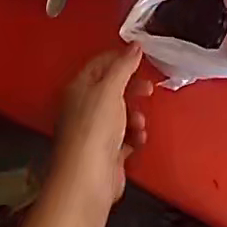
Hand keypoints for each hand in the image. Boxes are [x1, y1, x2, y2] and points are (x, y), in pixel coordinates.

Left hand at [50, 45, 152, 204]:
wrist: (88, 180)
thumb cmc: (94, 130)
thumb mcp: (111, 89)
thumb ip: (124, 66)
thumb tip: (134, 46)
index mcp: (79, 88)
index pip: (100, 63)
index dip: (121, 58)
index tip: (141, 58)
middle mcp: (83, 107)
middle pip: (112, 88)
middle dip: (132, 88)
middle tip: (147, 89)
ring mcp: (93, 131)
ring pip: (120, 113)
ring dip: (134, 115)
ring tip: (139, 123)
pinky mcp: (104, 152)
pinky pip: (124, 136)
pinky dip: (133, 135)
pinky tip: (137, 139)